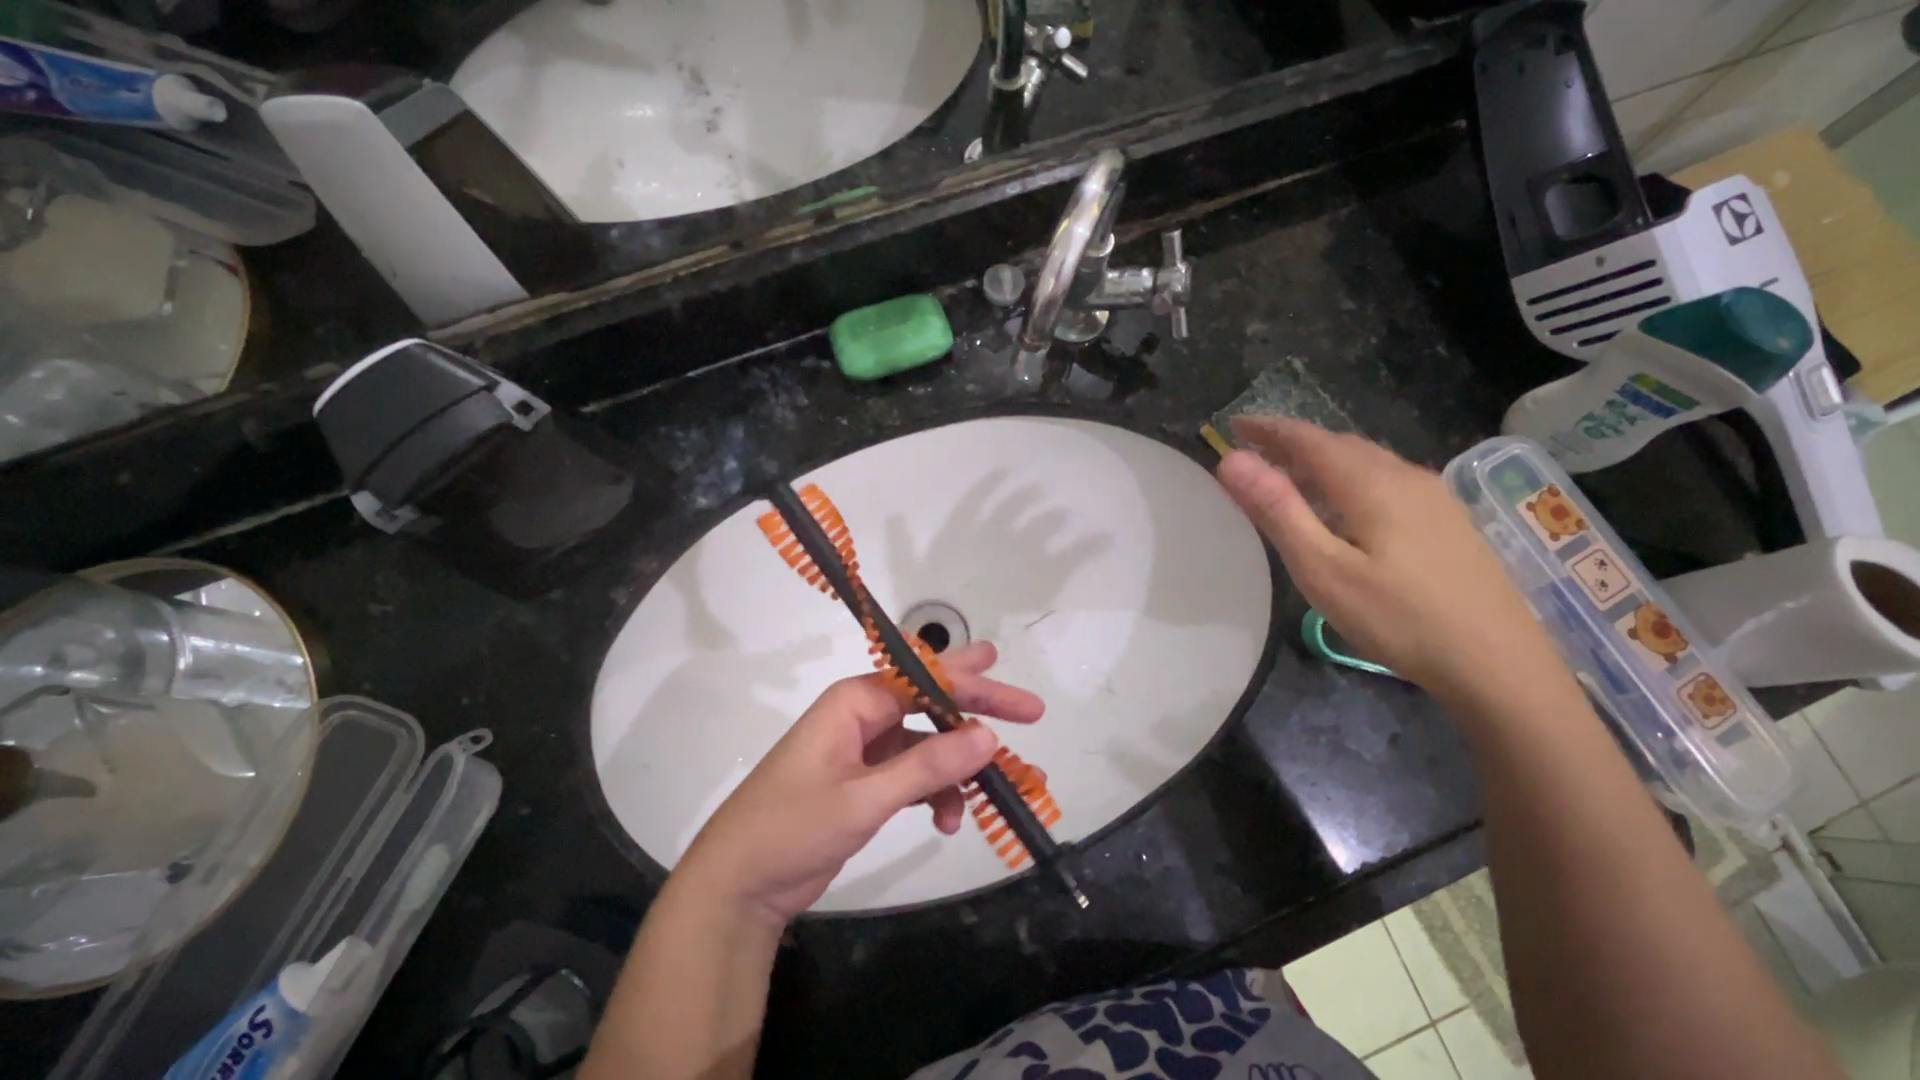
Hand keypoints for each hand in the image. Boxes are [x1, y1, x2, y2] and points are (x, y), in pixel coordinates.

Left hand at [673, 641, 1043, 924]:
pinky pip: (915, 776)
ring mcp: (864, 751)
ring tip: (997, 795)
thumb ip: (928, 766)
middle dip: (979, 713)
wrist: (739, 883)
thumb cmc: (792, 827)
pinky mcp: (865, 785)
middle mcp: (862, 717)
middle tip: (1032, 713)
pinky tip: (949, 822)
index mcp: (855, 702)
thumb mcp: (864, 798)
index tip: (1022, 701)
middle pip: (933, 704)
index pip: (927, 680)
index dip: (977, 685)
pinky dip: (936, 793)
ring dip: (959, 769)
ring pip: (929, 745)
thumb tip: (989, 736)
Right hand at [1214, 417, 1562, 705]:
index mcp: (1371, 483)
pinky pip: (1388, 481)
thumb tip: (1230, 460)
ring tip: (1290, 477)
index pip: (1309, 439)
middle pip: (1341, 445)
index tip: (1233, 425)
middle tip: (1254, 452)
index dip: (1268, 429)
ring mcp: (1434, 498)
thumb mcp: (1324, 571)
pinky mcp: (1448, 522)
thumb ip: (1278, 512)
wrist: (1498, 662)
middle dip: (1294, 442)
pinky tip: (1345, 509)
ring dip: (1323, 460)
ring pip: (1368, 462)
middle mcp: (1405, 477)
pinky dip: (1351, 479)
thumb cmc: (1400, 619)